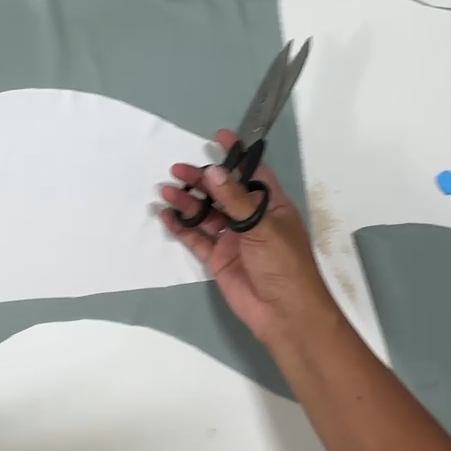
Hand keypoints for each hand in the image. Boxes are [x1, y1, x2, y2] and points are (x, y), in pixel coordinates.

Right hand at [159, 130, 340, 344]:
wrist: (284, 314)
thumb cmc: (284, 265)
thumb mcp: (262, 228)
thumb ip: (235, 201)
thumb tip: (215, 171)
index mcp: (270, 207)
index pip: (253, 173)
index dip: (237, 155)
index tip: (218, 136)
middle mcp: (251, 219)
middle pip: (222, 192)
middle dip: (201, 179)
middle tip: (178, 170)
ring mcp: (233, 239)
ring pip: (206, 214)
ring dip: (187, 202)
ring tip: (166, 192)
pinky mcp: (218, 258)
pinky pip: (196, 238)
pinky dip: (182, 227)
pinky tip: (167, 217)